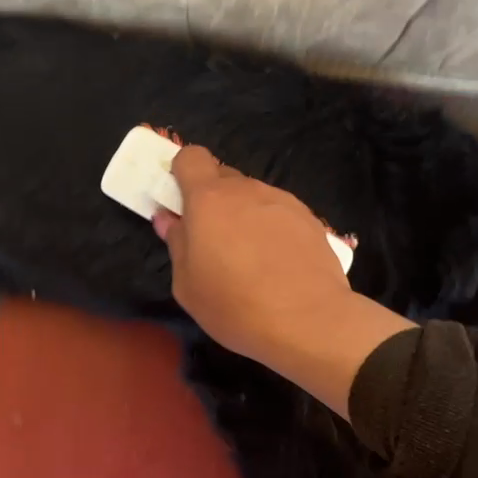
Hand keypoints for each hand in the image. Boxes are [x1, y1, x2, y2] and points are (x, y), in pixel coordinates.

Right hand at [154, 147, 413, 413]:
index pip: (191, 157)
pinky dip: (272, 229)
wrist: (308, 320)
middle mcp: (246, 190)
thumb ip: (176, 243)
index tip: (183, 202)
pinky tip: (278, 264)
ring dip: (244, 216)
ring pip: (253, 197)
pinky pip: (279, 213)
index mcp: (208, 199)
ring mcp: (282, 201)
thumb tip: (169, 219)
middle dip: (213, 200)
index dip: (183, 173)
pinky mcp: (309, 218)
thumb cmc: (235, 305)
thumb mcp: (187, 285)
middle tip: (213, 240)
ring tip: (251, 258)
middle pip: (223, 177)